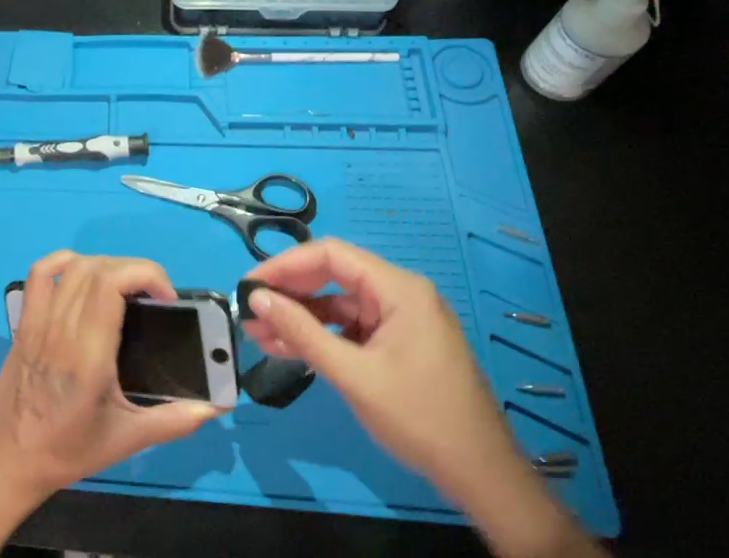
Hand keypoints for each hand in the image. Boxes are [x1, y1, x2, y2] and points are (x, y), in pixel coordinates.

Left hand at [0, 251, 224, 497]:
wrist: (9, 459)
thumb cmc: (69, 450)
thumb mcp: (127, 440)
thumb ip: (175, 421)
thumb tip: (216, 407)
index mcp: (88, 355)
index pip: (110, 284)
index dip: (144, 274)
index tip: (166, 299)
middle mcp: (61, 329)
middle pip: (97, 268)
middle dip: (134, 270)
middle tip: (155, 298)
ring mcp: (38, 322)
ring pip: (71, 266)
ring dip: (105, 265)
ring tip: (125, 289)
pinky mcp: (24, 323)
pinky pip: (39, 274)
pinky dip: (63, 262)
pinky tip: (83, 275)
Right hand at [239, 240, 523, 502]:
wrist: (480, 474)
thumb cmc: (419, 417)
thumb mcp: (353, 375)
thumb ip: (303, 333)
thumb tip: (257, 298)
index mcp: (399, 289)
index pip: (331, 255)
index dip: (285, 266)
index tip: (249, 286)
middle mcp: (401, 295)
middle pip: (333, 277)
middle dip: (289, 294)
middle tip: (248, 313)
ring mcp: (401, 321)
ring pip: (339, 306)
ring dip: (300, 319)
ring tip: (258, 335)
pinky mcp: (399, 345)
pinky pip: (351, 329)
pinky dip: (321, 337)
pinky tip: (288, 349)